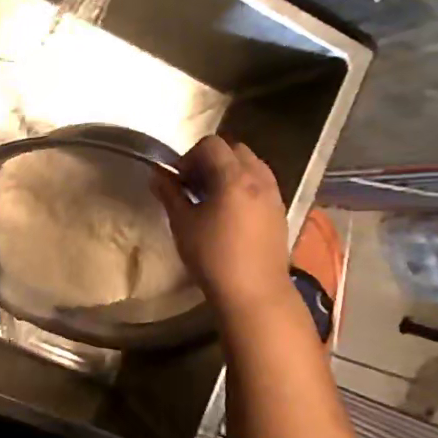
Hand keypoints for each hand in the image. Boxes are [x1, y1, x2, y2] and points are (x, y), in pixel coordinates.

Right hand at [152, 136, 290, 308]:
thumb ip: (170, 195)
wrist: (255, 293)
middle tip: (195, 186)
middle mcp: (259, 178)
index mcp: (234, 176)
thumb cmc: (214, 258)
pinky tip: (232, 214)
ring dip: (230, 172)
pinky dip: (245, 186)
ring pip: (251, 165)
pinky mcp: (280, 211)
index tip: (179, 181)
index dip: (190, 157)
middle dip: (212, 160)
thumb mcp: (184, 225)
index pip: (211, 144)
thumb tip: (157, 175)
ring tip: (214, 199)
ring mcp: (274, 194)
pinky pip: (262, 184)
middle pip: (234, 150)